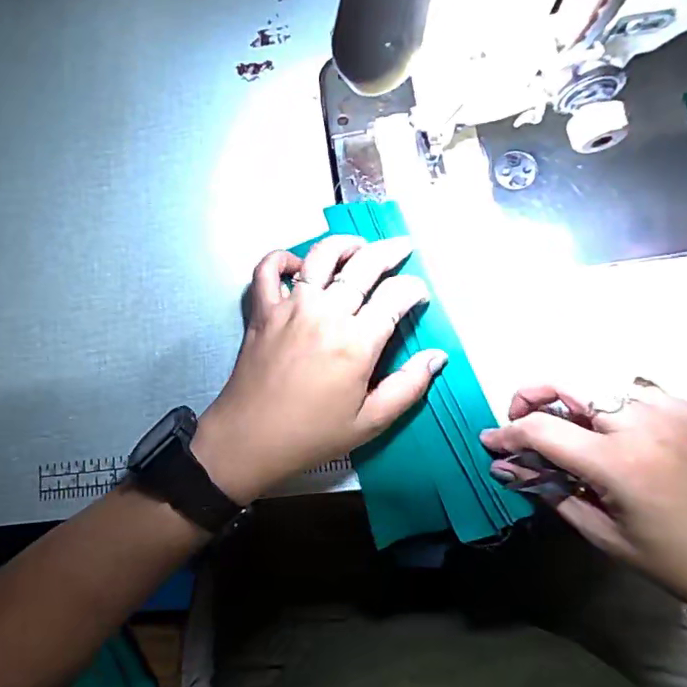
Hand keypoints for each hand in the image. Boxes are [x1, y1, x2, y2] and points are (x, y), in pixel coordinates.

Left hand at [193, 235, 445, 503]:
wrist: (248, 441)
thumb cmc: (312, 436)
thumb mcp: (370, 422)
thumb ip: (408, 387)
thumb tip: (438, 357)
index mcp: (356, 342)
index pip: (394, 296)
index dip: (414, 289)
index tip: (420, 294)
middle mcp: (325, 314)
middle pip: (363, 266)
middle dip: (390, 252)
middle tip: (403, 246)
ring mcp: (290, 307)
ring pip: (320, 257)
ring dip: (344, 244)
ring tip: (359, 245)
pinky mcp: (262, 311)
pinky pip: (268, 270)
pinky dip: (283, 258)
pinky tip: (298, 264)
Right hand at [480, 385, 686, 677]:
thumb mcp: (613, 541)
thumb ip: (558, 498)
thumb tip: (515, 472)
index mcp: (619, 464)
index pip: (543, 429)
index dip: (509, 433)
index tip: (494, 442)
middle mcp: (646, 422)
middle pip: (571, 386)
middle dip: (536, 397)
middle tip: (523, 417)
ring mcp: (681, 409)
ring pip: (611, 386)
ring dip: (583, 402)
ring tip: (579, 430)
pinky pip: (651, 397)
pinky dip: (627, 410)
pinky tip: (631, 437)